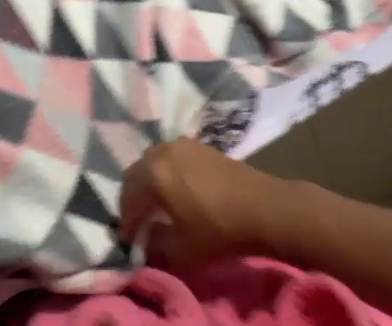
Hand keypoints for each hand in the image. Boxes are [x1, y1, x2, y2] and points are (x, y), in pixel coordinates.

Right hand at [117, 139, 295, 265]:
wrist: (265, 208)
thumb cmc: (220, 229)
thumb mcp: (181, 248)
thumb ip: (154, 243)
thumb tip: (143, 239)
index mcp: (154, 172)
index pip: (127, 194)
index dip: (126, 219)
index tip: (130, 239)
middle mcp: (163, 150)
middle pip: (137, 172)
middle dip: (135, 197)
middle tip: (140, 220)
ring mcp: (183, 144)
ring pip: (154, 161)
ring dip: (150, 182)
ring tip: (158, 206)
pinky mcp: (201, 145)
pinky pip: (172, 157)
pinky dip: (167, 173)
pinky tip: (178, 192)